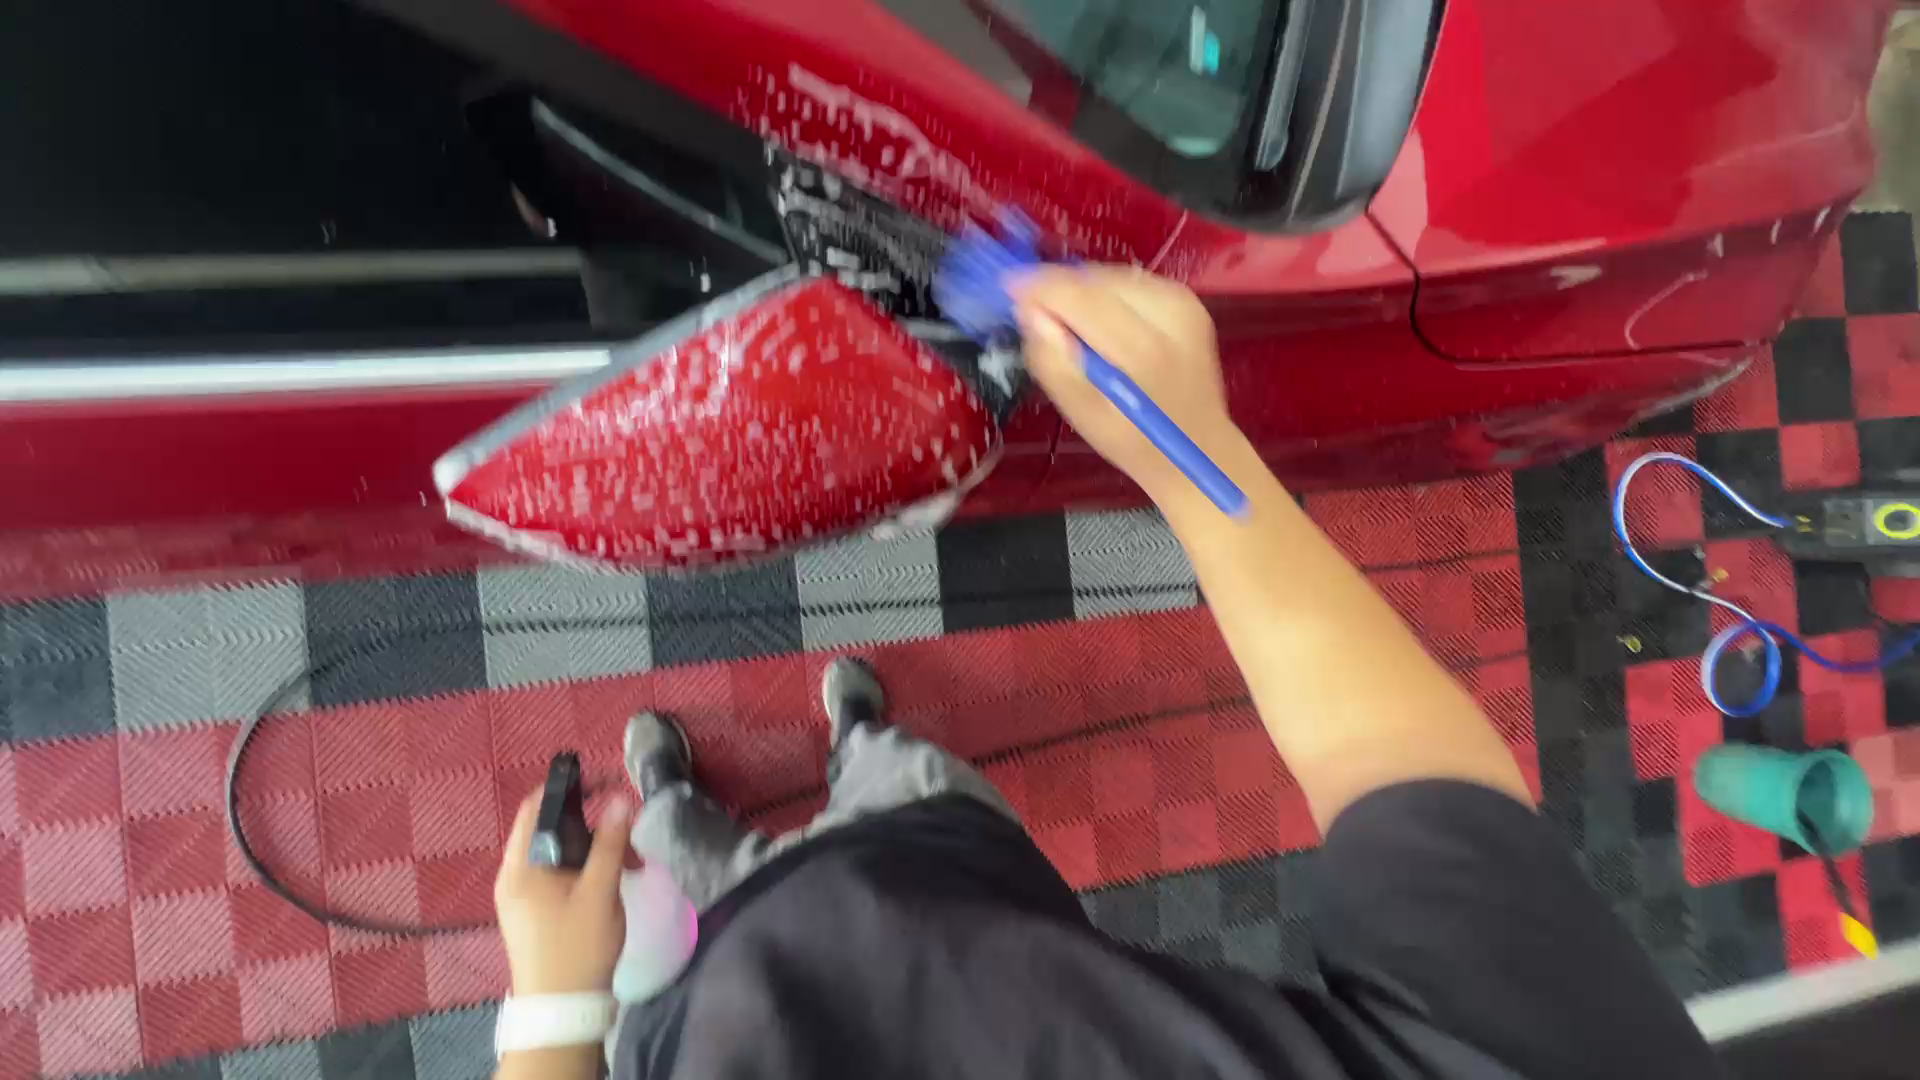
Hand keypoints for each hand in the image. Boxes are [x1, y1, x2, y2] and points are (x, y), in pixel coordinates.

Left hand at [494, 790, 633, 995]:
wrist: (562, 1009)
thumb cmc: (577, 945)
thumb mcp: (600, 890)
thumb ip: (609, 842)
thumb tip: (620, 798)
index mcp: (520, 868)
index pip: (535, 807)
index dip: (567, 786)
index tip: (604, 780)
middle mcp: (515, 876)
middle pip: (548, 827)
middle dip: (589, 817)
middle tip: (623, 820)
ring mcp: (523, 895)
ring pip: (558, 850)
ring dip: (593, 843)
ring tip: (627, 854)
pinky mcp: (536, 909)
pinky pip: (560, 870)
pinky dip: (586, 864)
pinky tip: (613, 874)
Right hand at [1011, 266, 1238, 500]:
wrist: (1197, 446)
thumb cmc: (1134, 442)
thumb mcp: (1083, 416)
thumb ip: (1054, 364)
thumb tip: (1030, 312)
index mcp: (1142, 351)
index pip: (1080, 297)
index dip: (1039, 287)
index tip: (1008, 287)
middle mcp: (1169, 314)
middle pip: (1096, 281)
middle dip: (1060, 291)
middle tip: (1037, 318)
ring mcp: (1183, 303)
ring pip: (1112, 277)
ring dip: (1082, 293)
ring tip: (1069, 326)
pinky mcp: (1187, 300)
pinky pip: (1130, 283)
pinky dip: (1106, 296)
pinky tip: (1101, 325)